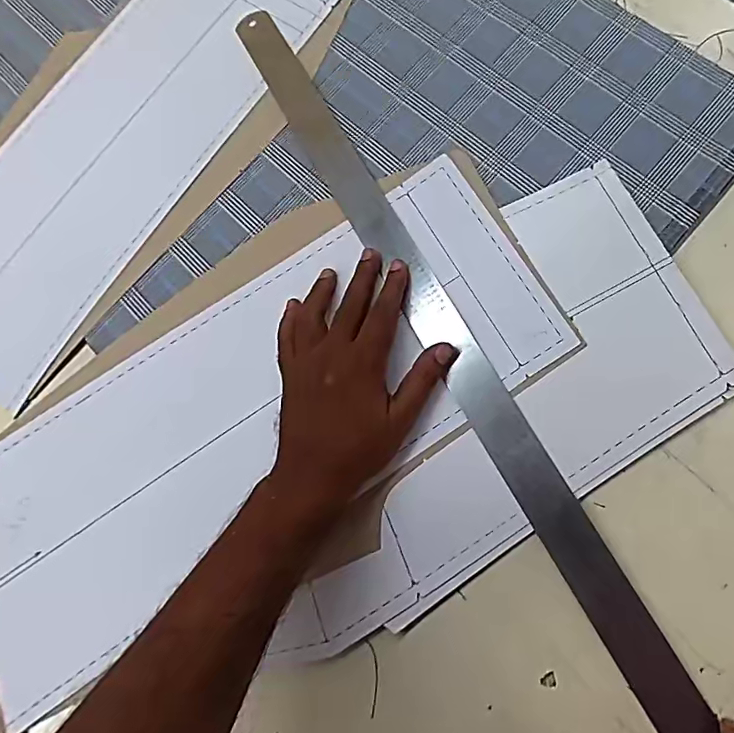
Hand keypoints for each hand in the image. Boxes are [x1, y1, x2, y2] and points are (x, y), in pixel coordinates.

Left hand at [269, 249, 455, 518]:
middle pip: (350, 307)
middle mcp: (333, 355)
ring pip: (315, 317)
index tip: (398, 268)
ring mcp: (308, 363)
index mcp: (363, 363)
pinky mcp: (291, 375)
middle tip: (370, 255)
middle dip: (363, 278)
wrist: (310, 477)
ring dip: (324, 292)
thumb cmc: (358, 451)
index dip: (392, 289)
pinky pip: (288, 339)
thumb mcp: (400, 419)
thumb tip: (445, 349)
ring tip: (331, 273)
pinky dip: (291, 320)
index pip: (381, 316)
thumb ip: (422, 381)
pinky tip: (294, 308)